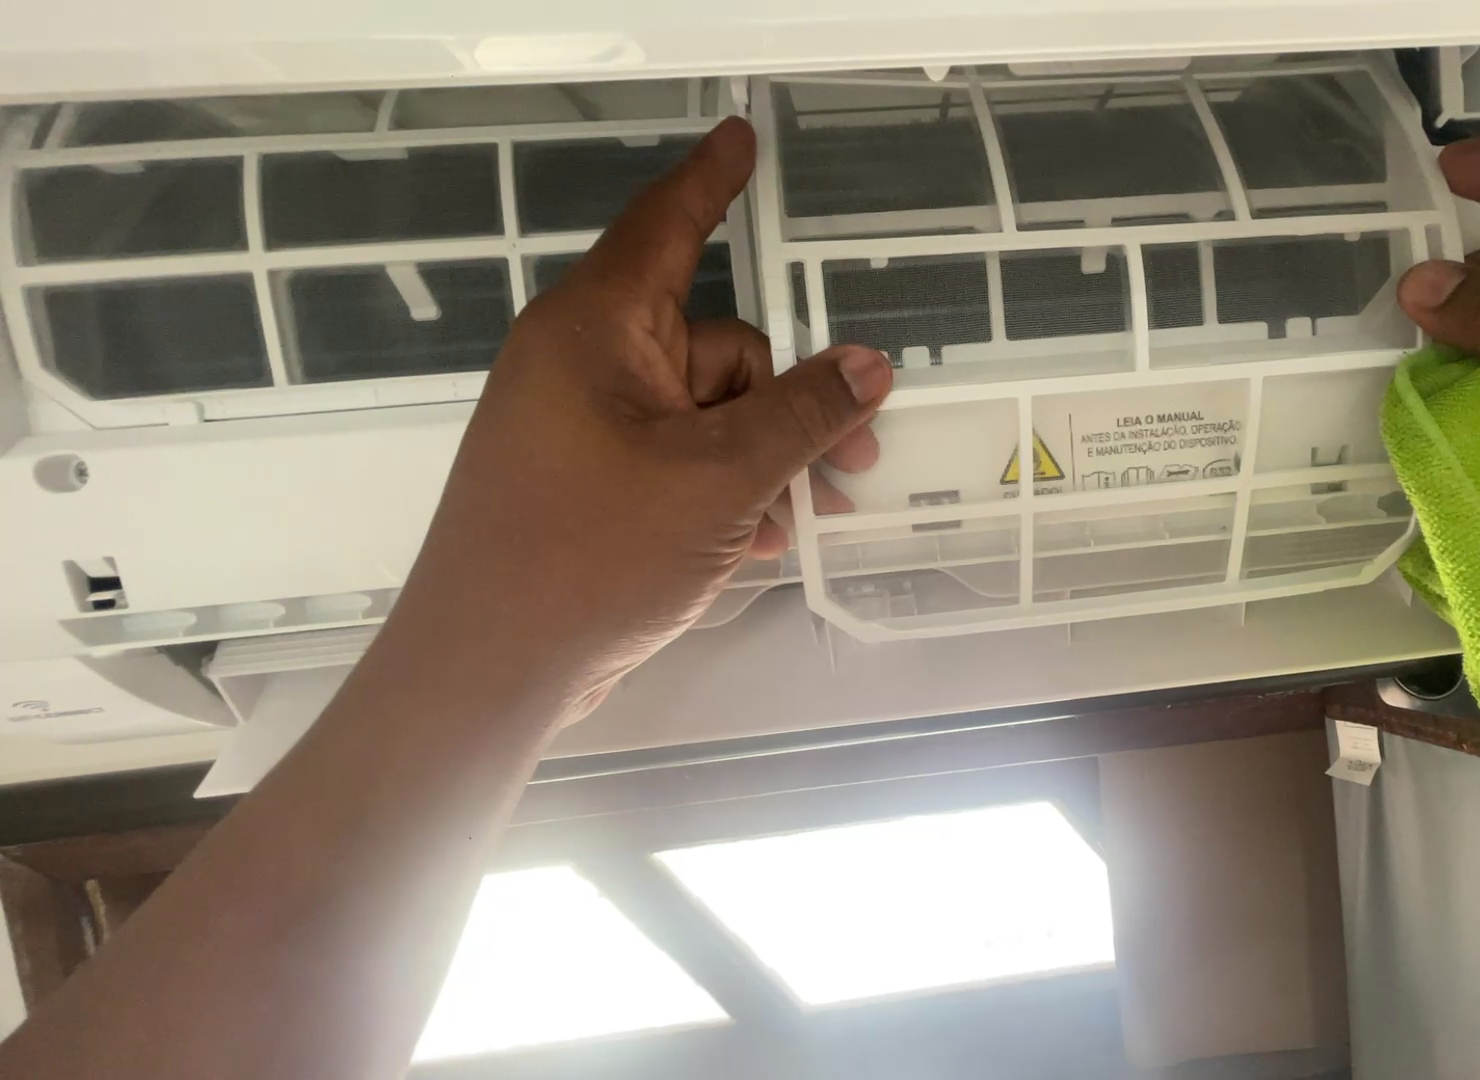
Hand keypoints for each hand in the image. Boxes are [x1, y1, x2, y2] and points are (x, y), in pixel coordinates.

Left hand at [381, 117, 892, 719]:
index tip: (744, 135)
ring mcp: (595, 429)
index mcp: (600, 331)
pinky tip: (759, 542)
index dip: (713, 179)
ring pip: (715, 418)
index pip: (667, 226)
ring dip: (769, 462)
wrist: (495, 667)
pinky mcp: (600, 483)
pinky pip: (687, 462)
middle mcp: (593, 366)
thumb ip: (803, 414)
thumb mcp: (721, 477)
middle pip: (723, 353)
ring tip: (805, 520)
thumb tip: (871, 365)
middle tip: (855, 463)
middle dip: (793, 406)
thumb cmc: (597, 553)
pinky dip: (731, 492)